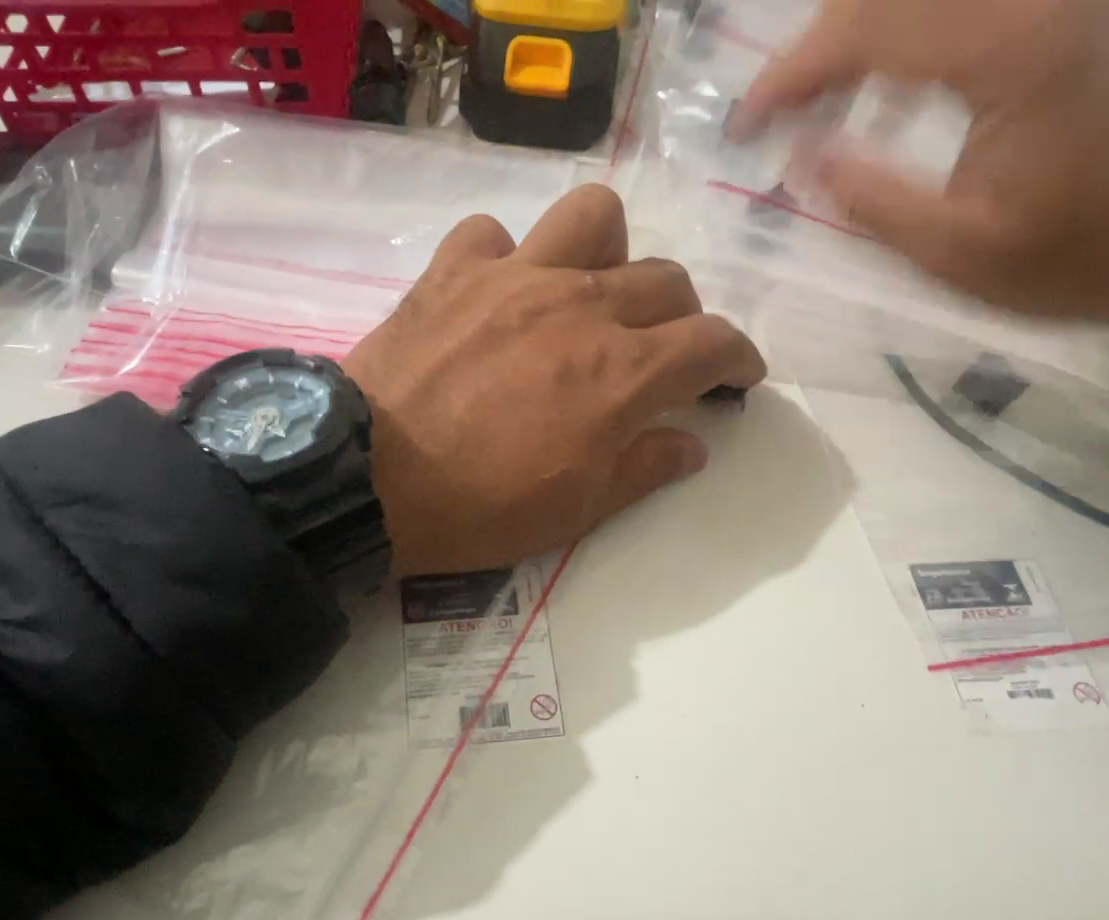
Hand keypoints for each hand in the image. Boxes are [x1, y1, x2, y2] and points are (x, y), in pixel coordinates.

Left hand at [344, 185, 765, 577]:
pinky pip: (494, 233)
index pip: (714, 341)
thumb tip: (691, 442)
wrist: (369, 483)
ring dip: (608, 253)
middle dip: (681, 318)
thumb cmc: (479, 510)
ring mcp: (514, 277)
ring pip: (593, 218)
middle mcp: (581, 305)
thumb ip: (645, 468)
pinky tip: (499, 294)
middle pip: (665, 280)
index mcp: (623, 371)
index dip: (739, 358)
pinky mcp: (453, 271)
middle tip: (658, 354)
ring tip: (589, 295)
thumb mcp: (577, 511)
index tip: (737, 377)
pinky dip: (507, 257)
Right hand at [735, 0, 1108, 362]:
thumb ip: (870, 197)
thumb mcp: (956, 250)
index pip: (869, 27)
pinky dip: (904, 32)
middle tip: (774, 113)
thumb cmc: (1081, 257)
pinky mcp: (1071, 9)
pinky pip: (963, 4)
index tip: (743, 123)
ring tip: (818, 98)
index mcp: (1010, 49)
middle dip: (817, 46)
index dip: (791, 73)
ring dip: (859, 33)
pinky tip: (885, 81)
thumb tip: (801, 154)